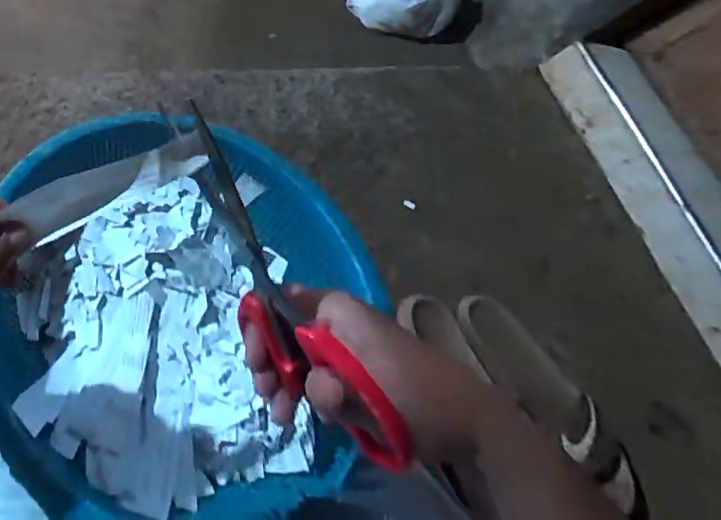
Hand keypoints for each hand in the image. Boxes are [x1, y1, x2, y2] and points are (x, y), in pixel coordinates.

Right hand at [244, 286, 514, 463]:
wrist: (465, 419)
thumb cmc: (415, 390)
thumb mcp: (370, 386)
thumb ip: (330, 382)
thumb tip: (312, 382)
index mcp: (336, 310)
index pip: (281, 300)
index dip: (260, 323)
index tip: (255, 358)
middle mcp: (334, 323)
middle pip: (284, 332)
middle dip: (270, 362)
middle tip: (266, 393)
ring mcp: (343, 350)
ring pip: (297, 360)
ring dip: (285, 385)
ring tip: (282, 416)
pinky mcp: (351, 376)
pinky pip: (316, 379)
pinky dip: (305, 395)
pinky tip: (301, 415)